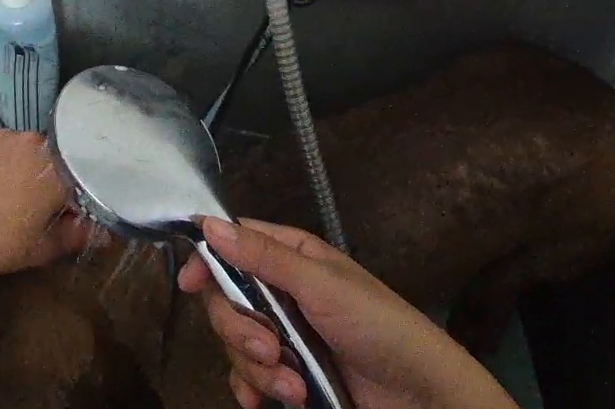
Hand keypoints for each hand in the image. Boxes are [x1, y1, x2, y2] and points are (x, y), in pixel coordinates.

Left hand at [0, 130, 91, 274]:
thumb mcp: (42, 248)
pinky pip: (5, 144)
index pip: (82, 179)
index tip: (70, 213)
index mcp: (60, 171)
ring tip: (15, 189)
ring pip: (31, 149)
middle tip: (41, 203)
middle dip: (54, 178)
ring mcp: (9, 135)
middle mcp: (38, 144)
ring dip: (29, 165)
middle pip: (57, 159)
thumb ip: (76, 236)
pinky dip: (6, 157)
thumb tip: (103, 232)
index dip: (78, 197)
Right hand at [178, 218, 518, 408]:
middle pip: (225, 297)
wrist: (426, 401)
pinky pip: (247, 377)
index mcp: (290, 257)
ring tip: (294, 386)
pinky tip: (269, 402)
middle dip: (239, 329)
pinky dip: (254, 390)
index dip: (206, 260)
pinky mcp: (289, 376)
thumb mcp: (321, 285)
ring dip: (256, 367)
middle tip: (268, 350)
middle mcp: (281, 291)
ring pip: (235, 341)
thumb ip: (262, 257)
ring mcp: (284, 335)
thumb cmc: (380, 327)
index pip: (231, 244)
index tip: (188, 284)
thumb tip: (207, 224)